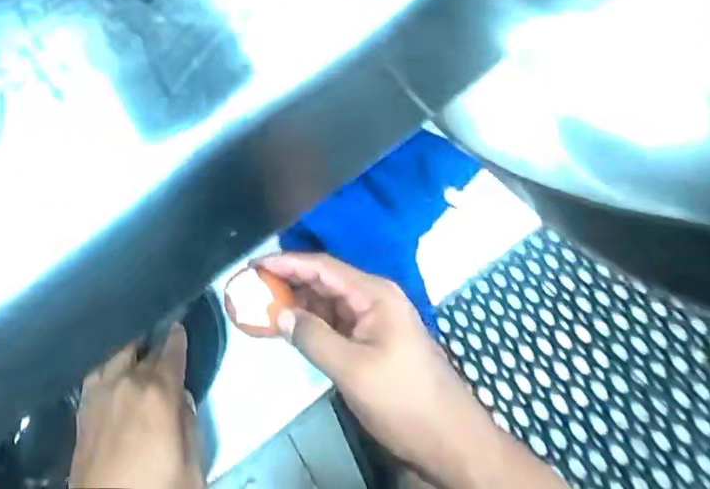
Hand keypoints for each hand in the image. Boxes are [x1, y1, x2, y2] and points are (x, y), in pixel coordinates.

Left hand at [70, 323, 205, 488]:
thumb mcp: (191, 469)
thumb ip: (189, 427)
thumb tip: (182, 399)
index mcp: (158, 393)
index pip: (171, 352)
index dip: (177, 338)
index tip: (179, 326)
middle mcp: (128, 381)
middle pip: (145, 352)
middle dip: (156, 344)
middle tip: (163, 338)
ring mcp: (101, 390)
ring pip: (118, 354)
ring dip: (131, 349)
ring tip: (138, 348)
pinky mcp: (83, 404)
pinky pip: (98, 370)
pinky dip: (108, 363)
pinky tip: (112, 367)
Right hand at [257, 252, 564, 488]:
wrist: (457, 447)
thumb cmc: (406, 402)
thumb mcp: (354, 371)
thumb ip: (313, 337)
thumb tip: (281, 315)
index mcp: (375, 294)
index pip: (322, 267)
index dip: (286, 263)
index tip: (254, 264)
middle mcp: (375, 300)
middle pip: (323, 280)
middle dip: (288, 282)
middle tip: (252, 285)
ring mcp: (376, 322)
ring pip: (327, 302)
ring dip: (297, 303)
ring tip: (263, 305)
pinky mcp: (374, 343)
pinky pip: (335, 323)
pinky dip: (311, 323)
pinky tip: (290, 328)